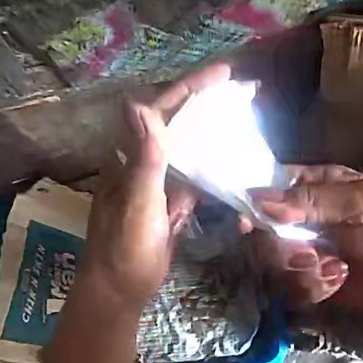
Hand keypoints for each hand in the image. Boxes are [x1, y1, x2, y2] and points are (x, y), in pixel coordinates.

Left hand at [77, 64, 230, 312]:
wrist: (119, 290)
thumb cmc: (125, 247)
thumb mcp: (138, 201)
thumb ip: (144, 157)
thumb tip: (137, 103)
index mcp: (132, 156)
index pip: (161, 109)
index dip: (191, 87)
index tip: (225, 72)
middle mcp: (143, 162)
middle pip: (176, 122)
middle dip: (206, 103)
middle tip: (242, 90)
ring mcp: (157, 183)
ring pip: (186, 148)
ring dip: (210, 131)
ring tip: (243, 115)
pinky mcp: (168, 204)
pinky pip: (192, 177)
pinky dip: (210, 166)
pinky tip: (231, 160)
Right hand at [251, 166, 362, 317]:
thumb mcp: (361, 204)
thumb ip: (310, 200)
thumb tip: (258, 198)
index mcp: (319, 185)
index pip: (271, 185)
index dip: (255, 202)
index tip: (250, 222)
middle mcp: (307, 215)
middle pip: (264, 227)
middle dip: (281, 246)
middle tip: (305, 253)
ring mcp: (309, 248)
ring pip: (274, 259)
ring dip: (301, 268)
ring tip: (333, 269)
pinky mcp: (314, 279)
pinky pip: (292, 284)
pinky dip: (315, 286)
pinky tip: (340, 281)